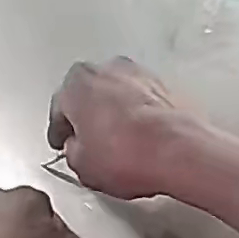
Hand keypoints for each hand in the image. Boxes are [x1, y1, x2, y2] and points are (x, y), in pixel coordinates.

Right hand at [47, 58, 197, 198]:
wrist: (178, 152)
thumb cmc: (131, 153)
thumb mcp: (83, 167)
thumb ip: (73, 154)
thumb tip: (79, 153)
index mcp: (77, 82)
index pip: (60, 109)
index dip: (60, 131)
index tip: (62, 142)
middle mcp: (109, 70)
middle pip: (92, 97)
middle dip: (91, 119)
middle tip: (92, 145)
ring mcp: (141, 77)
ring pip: (121, 98)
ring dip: (119, 118)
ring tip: (123, 148)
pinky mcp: (168, 90)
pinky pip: (147, 106)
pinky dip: (143, 120)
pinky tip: (145, 142)